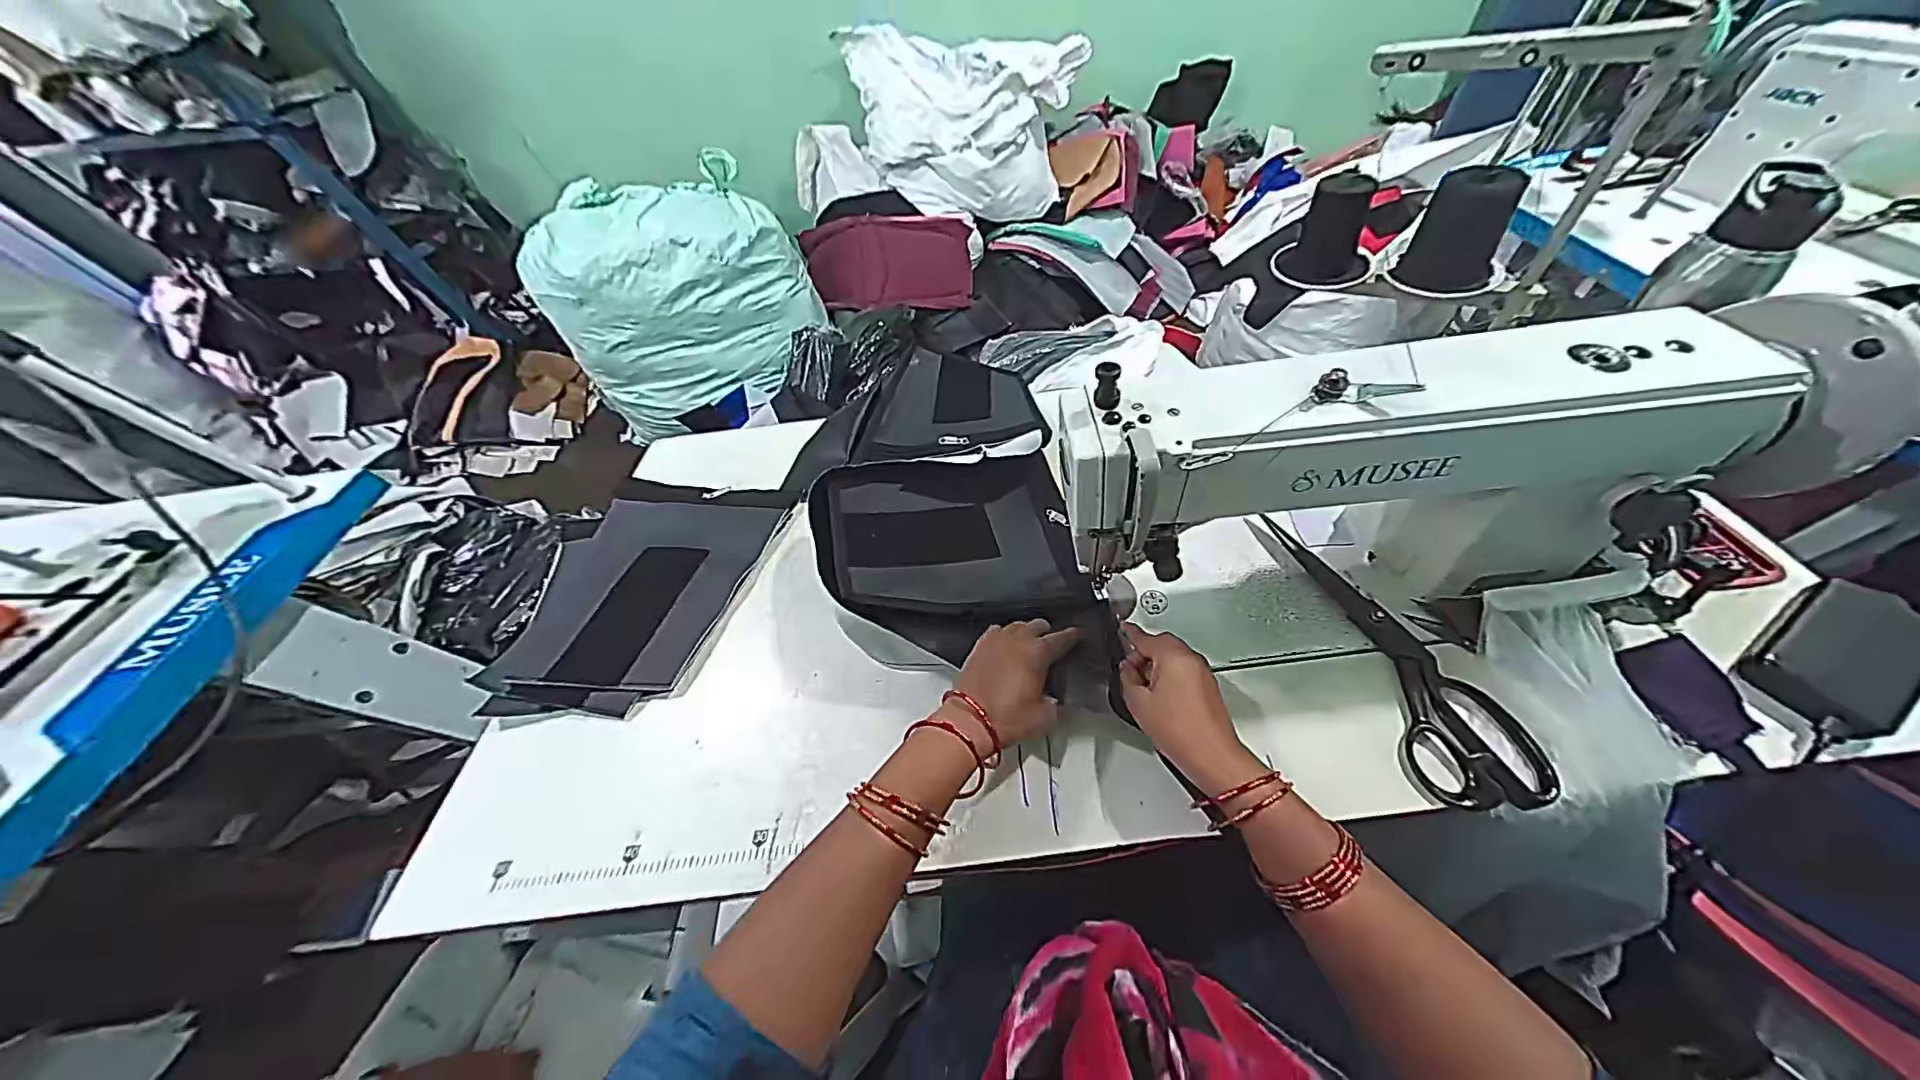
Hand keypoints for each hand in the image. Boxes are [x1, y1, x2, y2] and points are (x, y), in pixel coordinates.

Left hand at [946, 619, 1081, 750]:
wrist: (970, 721)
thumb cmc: (1005, 718)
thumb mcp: (1044, 718)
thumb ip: (1060, 707)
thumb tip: (1064, 706)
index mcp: (1039, 652)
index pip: (1063, 637)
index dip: (1074, 636)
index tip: (1078, 636)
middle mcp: (1017, 640)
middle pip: (1039, 625)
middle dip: (1048, 633)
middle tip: (1053, 645)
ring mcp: (996, 641)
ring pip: (1017, 626)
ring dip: (1026, 633)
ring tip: (1030, 645)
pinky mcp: (979, 647)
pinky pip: (995, 632)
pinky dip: (1004, 636)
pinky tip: (1005, 646)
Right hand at [1118, 624, 1252, 784]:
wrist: (1211, 755)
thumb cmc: (1182, 732)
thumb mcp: (1138, 703)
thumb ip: (1127, 678)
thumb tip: (1127, 670)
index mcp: (1174, 656)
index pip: (1145, 637)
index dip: (1129, 634)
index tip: (1123, 630)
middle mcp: (1192, 660)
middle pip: (1161, 645)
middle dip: (1144, 655)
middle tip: (1130, 672)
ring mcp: (1203, 673)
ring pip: (1174, 659)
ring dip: (1158, 668)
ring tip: (1146, 693)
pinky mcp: (1208, 686)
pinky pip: (1184, 672)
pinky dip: (1171, 678)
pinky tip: (1162, 701)